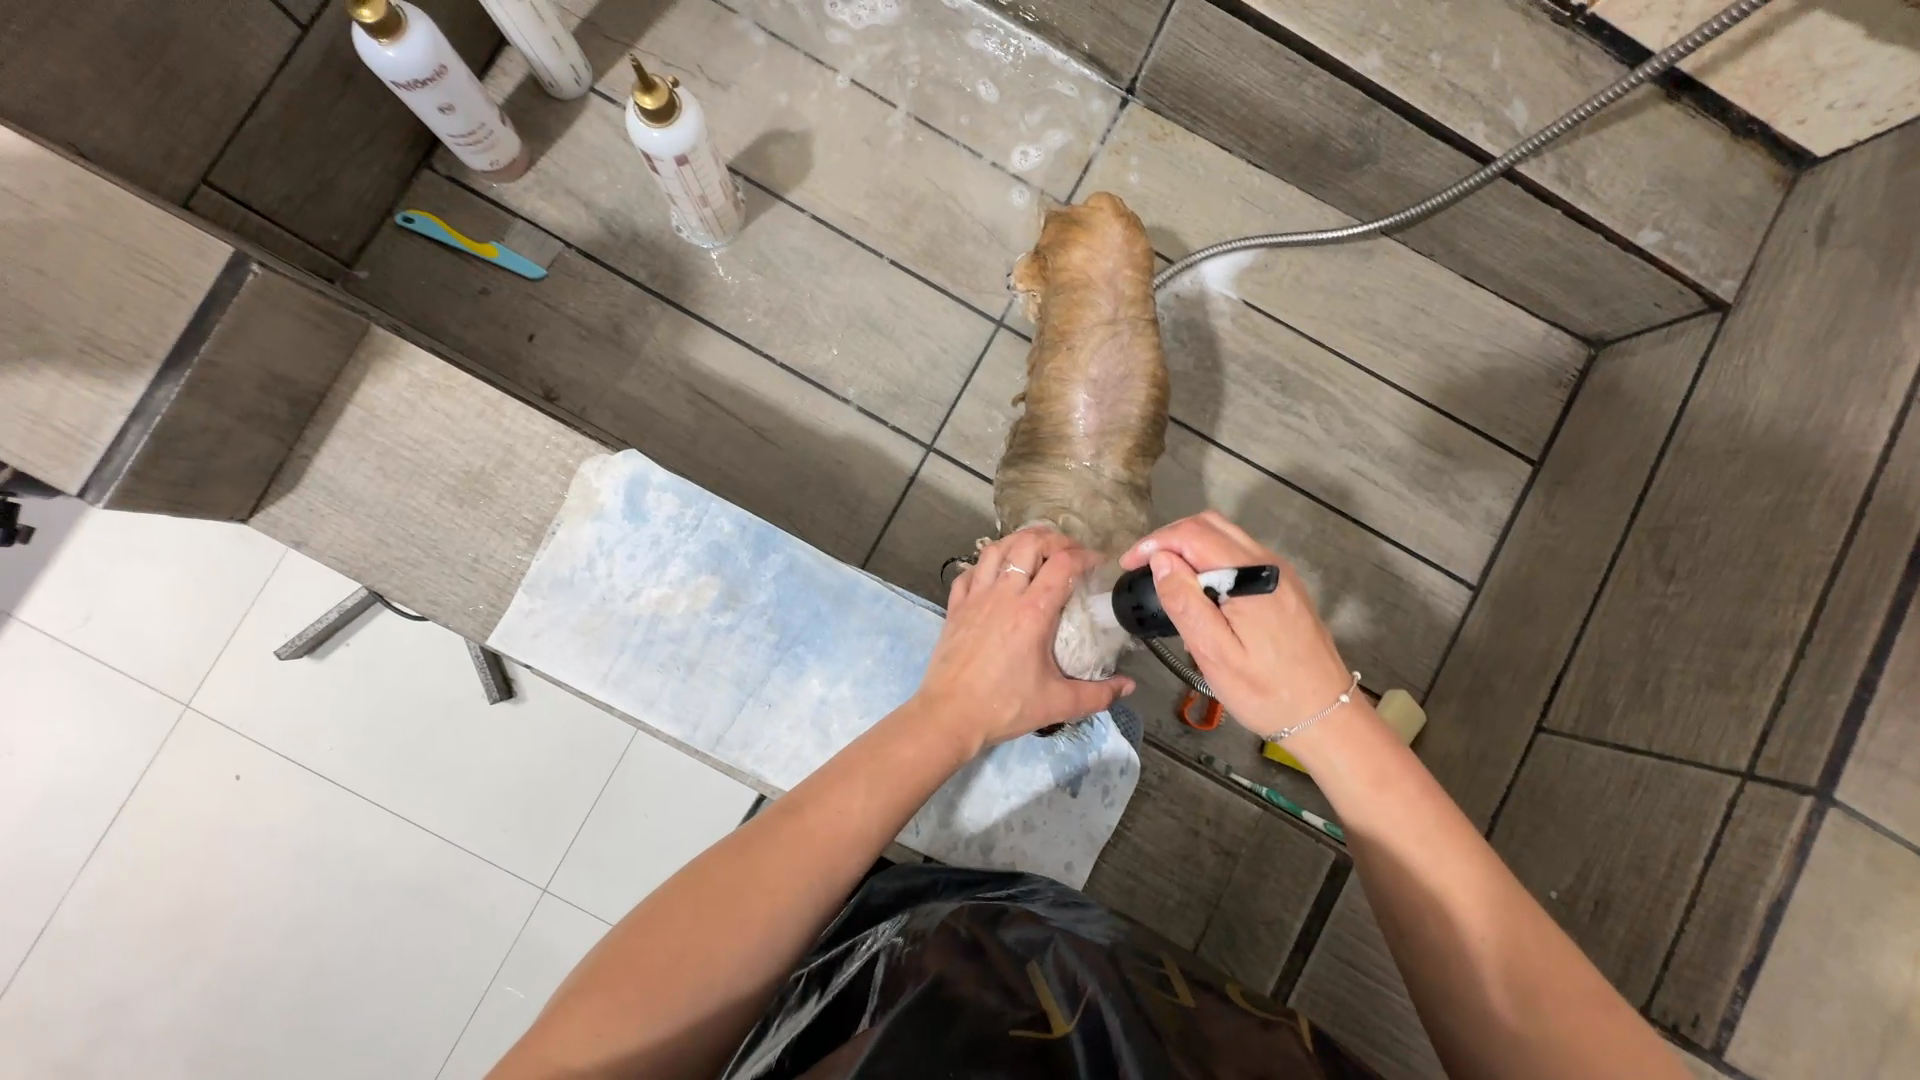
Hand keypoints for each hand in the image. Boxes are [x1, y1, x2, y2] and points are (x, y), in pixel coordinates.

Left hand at [911, 527, 1134, 756]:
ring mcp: (975, 598)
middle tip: (1069, 551)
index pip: (1063, 564)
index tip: (1097, 562)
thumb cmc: (1004, 707)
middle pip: (1029, 544)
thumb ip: (1098, 694)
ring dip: (1018, 542)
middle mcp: (1003, 595)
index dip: (1085, 556)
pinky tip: (995, 573)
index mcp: (1032, 612)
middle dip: (1053, 539)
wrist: (949, 715)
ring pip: (996, 549)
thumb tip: (1128, 686)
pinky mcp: (955, 607)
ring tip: (1034, 551)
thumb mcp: (1058, 703)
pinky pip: (970, 571)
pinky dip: (986, 563)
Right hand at [1121, 511, 1351, 739]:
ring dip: (1189, 547)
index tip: (1128, 565)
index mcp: (1250, 576)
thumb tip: (1161, 560)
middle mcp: (1268, 564)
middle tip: (1142, 567)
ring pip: (1226, 537)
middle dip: (1169, 538)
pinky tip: (1198, 592)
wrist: (1326, 715)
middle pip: (1210, 525)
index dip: (1154, 543)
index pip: (1193, 535)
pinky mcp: (1283, 587)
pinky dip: (1209, 560)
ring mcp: (1279, 574)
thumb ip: (1186, 602)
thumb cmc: (1266, 692)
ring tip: (1164, 578)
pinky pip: (1239, 556)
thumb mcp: (1215, 653)